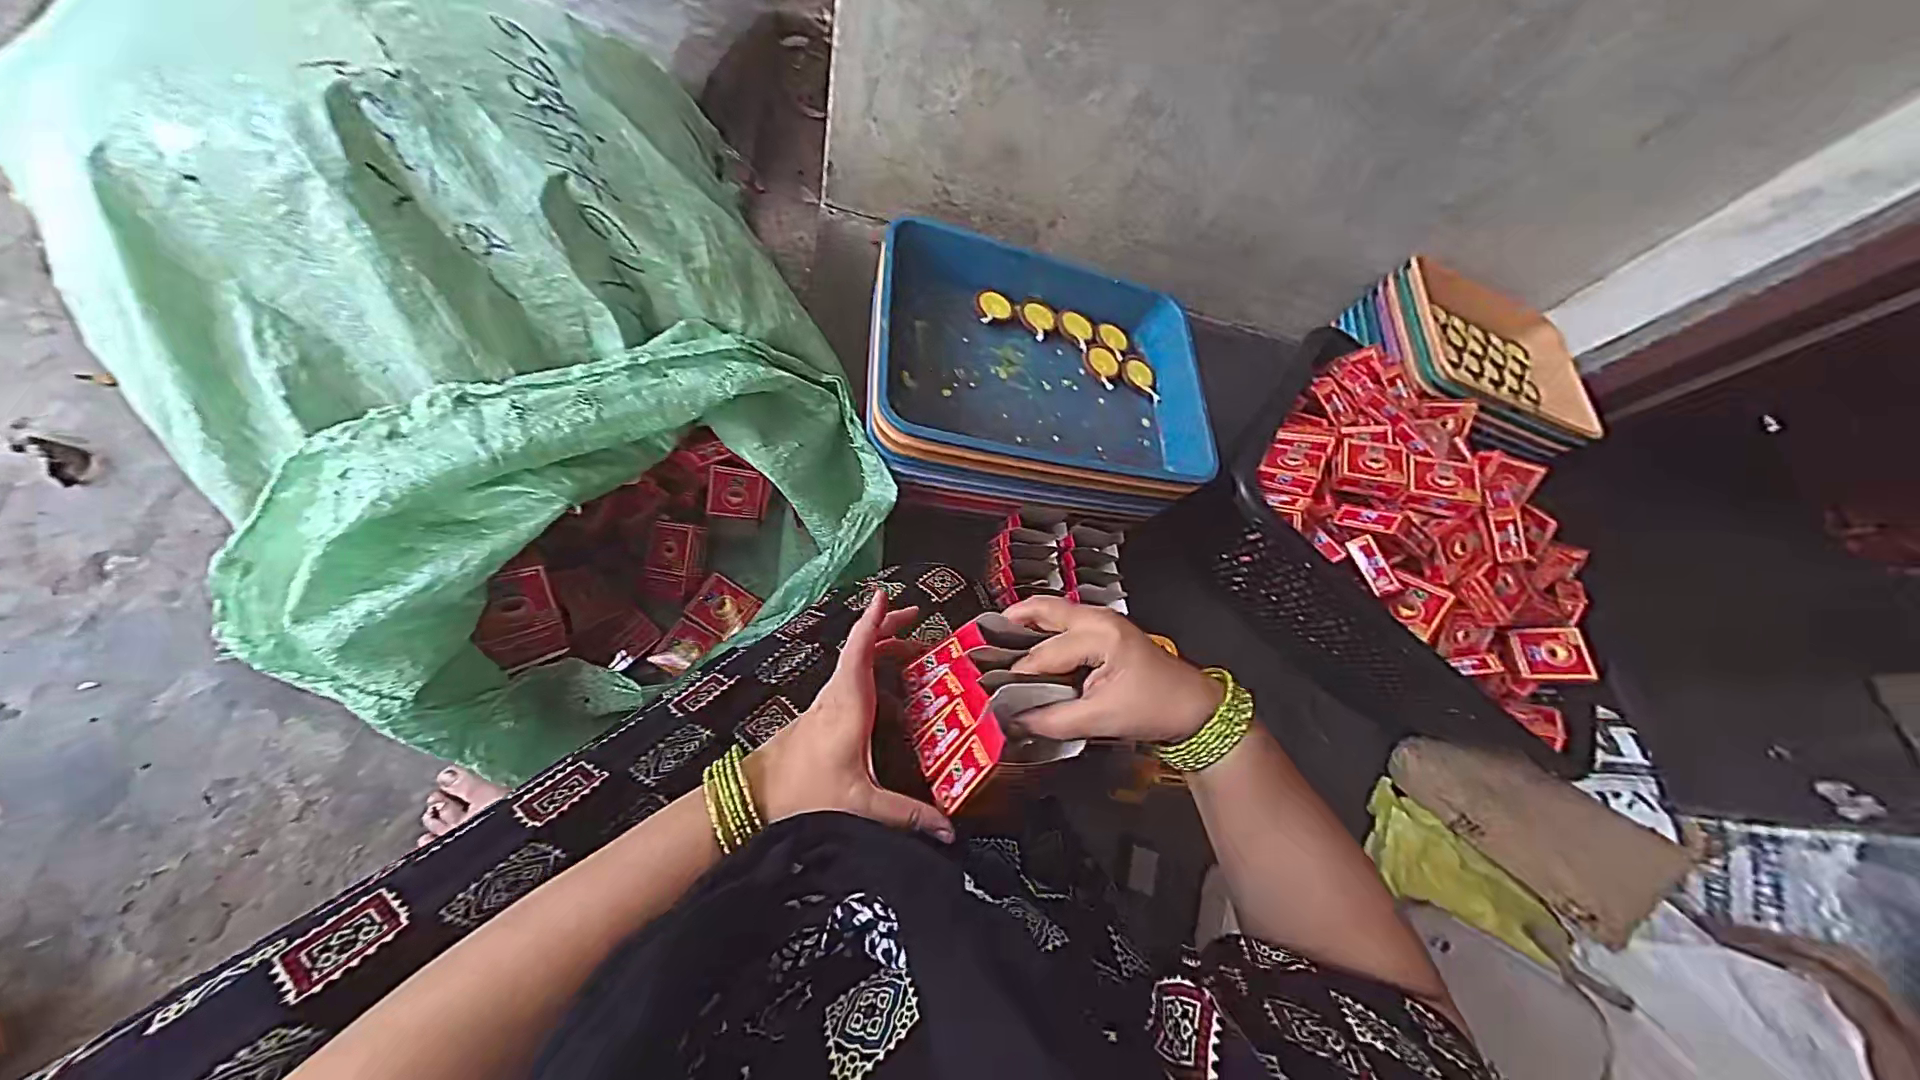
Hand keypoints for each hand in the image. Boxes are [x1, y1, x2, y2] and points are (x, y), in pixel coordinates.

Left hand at [746, 590, 955, 842]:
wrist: (753, 801)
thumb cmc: (802, 796)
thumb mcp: (860, 805)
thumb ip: (906, 815)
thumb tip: (948, 829)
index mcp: (849, 704)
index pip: (860, 650)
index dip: (874, 621)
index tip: (883, 595)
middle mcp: (836, 696)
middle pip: (861, 648)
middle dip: (888, 627)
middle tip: (915, 617)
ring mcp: (826, 704)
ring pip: (855, 662)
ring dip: (880, 647)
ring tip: (910, 648)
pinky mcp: (821, 716)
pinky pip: (850, 678)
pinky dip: (870, 668)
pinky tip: (885, 687)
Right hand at [1000, 596, 1224, 743]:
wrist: (1193, 707)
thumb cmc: (1156, 706)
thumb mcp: (1102, 719)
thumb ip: (1053, 719)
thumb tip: (1016, 721)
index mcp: (1100, 634)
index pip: (1043, 654)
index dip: (1017, 676)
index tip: (993, 693)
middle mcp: (1098, 618)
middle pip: (1041, 609)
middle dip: (1009, 624)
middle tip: (980, 642)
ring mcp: (1101, 620)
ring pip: (1051, 611)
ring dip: (1024, 623)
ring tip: (996, 642)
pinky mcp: (1102, 630)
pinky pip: (1062, 622)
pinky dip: (1040, 630)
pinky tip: (1026, 648)